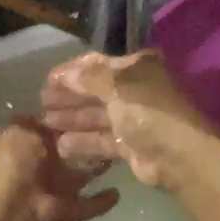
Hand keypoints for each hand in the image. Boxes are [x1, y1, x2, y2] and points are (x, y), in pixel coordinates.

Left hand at [0, 119, 119, 220]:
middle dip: (83, 137)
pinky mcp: (69, 211)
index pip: (41, 123)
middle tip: (111, 122)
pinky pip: (90, 204)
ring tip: (119, 148)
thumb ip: (34, 119)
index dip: (60, 113)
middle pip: (64, 148)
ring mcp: (53, 189)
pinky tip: (119, 190)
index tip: (86, 100)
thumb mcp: (18, 131)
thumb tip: (46, 109)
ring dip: (96, 165)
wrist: (18, 218)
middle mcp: (35, 164)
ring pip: (79, 173)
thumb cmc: (15, 167)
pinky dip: (102, 200)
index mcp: (19, 143)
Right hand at [38, 50, 219, 190]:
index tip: (46, 81)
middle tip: (41, 103)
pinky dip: (84, 141)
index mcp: (136, 68)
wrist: (179, 156)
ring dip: (72, 120)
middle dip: (68, 97)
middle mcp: (135, 90)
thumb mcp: (117, 86)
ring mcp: (134, 119)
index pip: (97, 64)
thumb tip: (65, 74)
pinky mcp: (131, 145)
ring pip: (97, 116)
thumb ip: (88, 78)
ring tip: (45, 124)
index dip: (71, 71)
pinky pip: (102, 139)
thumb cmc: (148, 111)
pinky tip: (61, 145)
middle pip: (95, 91)